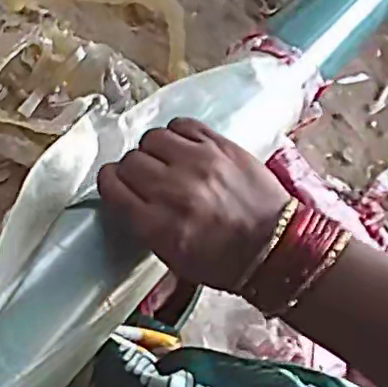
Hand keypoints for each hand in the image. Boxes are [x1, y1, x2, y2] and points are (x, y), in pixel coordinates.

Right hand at [97, 117, 293, 290]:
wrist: (277, 248)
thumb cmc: (223, 261)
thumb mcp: (172, 257)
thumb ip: (143, 224)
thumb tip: (126, 195)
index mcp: (158, 224)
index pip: (112, 187)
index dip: (110, 184)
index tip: (117, 185)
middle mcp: (173, 190)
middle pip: (130, 162)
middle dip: (131, 170)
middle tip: (145, 178)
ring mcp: (199, 163)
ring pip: (152, 138)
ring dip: (153, 150)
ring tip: (166, 161)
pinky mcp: (220, 145)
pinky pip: (181, 124)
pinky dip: (176, 134)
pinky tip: (183, 147)